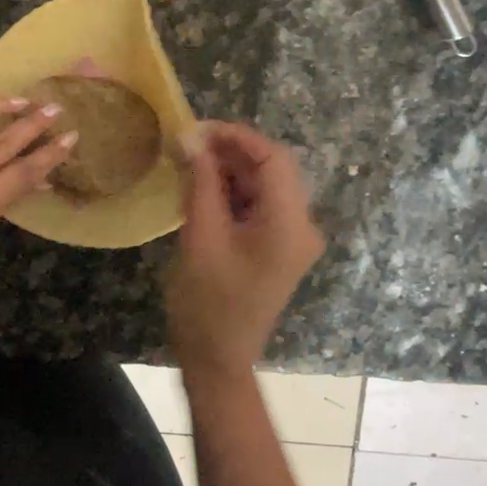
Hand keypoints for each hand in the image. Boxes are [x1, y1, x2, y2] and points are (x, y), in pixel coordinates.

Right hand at [167, 122, 322, 379]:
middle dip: (230, 150)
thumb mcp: (201, 234)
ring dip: (228, 169)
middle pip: (271, 169)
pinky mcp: (274, 247)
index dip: (237, 136)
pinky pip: (257, 204)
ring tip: (187, 161)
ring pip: (262, 185)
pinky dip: (230, 190)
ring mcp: (290, 238)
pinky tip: (199, 186)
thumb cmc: (208, 300)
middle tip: (186, 142)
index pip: (274, 159)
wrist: (216, 357)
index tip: (196, 128)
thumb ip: (201, 181)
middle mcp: (300, 226)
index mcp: (290, 224)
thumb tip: (190, 136)